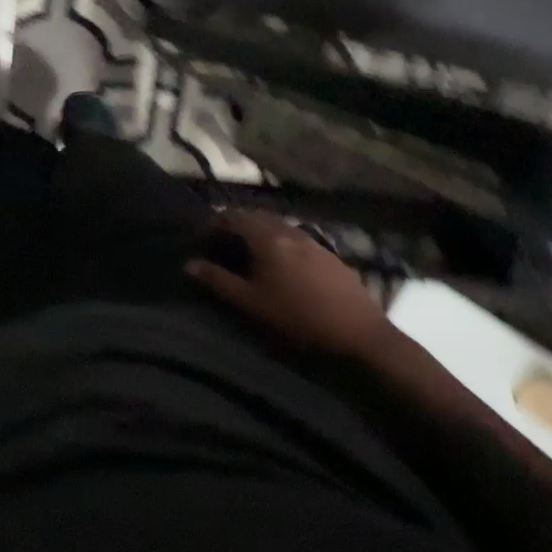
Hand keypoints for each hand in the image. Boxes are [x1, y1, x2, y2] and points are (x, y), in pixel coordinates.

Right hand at [186, 210, 399, 358]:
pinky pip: (297, 240)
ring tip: (248, 257)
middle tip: (221, 247)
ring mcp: (315, 243)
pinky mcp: (331, 257)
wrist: (362, 336)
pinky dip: (280, 245)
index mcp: (268, 238)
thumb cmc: (298, 318)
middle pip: (257, 217)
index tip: (201, 240)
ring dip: (259, 235)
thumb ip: (217, 281)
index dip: (213, 224)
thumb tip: (189, 264)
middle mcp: (291, 232)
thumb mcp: (251, 303)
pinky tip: (281, 268)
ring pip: (279, 227)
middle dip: (236, 226)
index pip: (233, 216)